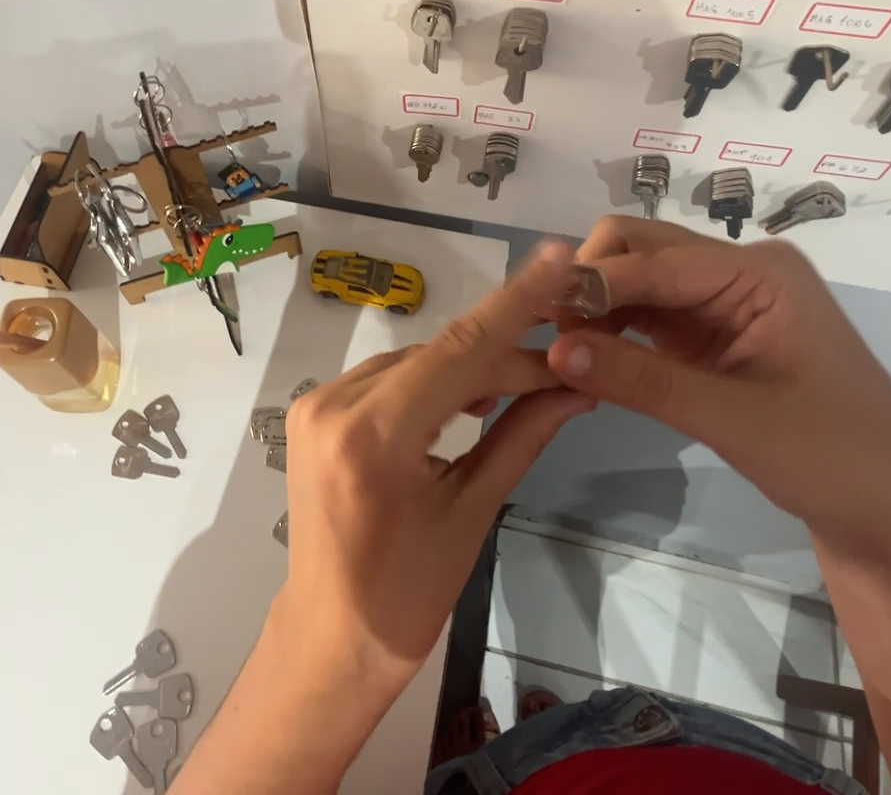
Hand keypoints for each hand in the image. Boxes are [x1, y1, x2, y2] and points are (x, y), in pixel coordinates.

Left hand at [173, 244, 596, 794]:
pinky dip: (430, 382)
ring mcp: (315, 405)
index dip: (516, 302)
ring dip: (466, 370)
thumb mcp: (472, 511)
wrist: (332, 631)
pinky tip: (466, 398)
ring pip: (413, 363)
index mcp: (371, 436)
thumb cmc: (408, 592)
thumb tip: (577, 386)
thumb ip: (521, 436)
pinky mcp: (313, 411)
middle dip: (503, 357)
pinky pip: (386, 379)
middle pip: (438, 355)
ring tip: (522, 387)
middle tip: (561, 369)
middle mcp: (334, 405)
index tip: (559, 257)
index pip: (458, 349)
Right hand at [545, 218, 890, 554]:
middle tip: (545, 334)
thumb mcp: (737, 420)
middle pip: (637, 250)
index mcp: (758, 273)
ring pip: (633, 282)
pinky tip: (583, 359)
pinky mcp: (706, 337)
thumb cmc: (838, 460)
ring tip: (552, 349)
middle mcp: (735, 272)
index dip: (593, 283)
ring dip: (593, 307)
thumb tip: (555, 353)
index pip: (654, 258)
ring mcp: (720, 303)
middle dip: (588, 284)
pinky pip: (642, 317)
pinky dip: (608, 332)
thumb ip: (643, 381)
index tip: (534, 315)